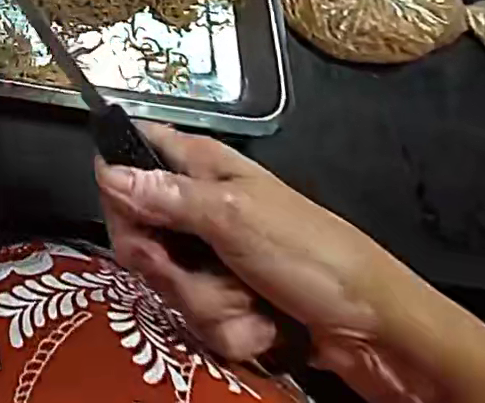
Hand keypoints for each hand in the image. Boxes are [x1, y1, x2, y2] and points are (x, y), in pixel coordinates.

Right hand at [97, 125, 441, 398]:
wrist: (379, 333)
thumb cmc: (309, 253)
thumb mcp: (234, 216)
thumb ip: (166, 196)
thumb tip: (105, 172)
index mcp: (197, 164)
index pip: (130, 151)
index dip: (117, 180)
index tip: (129, 217)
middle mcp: (195, 203)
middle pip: (137, 227)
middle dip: (165, 264)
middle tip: (194, 268)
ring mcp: (209, 253)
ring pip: (167, 280)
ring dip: (207, 303)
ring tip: (248, 300)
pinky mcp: (223, 295)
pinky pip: (195, 316)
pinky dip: (229, 328)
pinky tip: (262, 324)